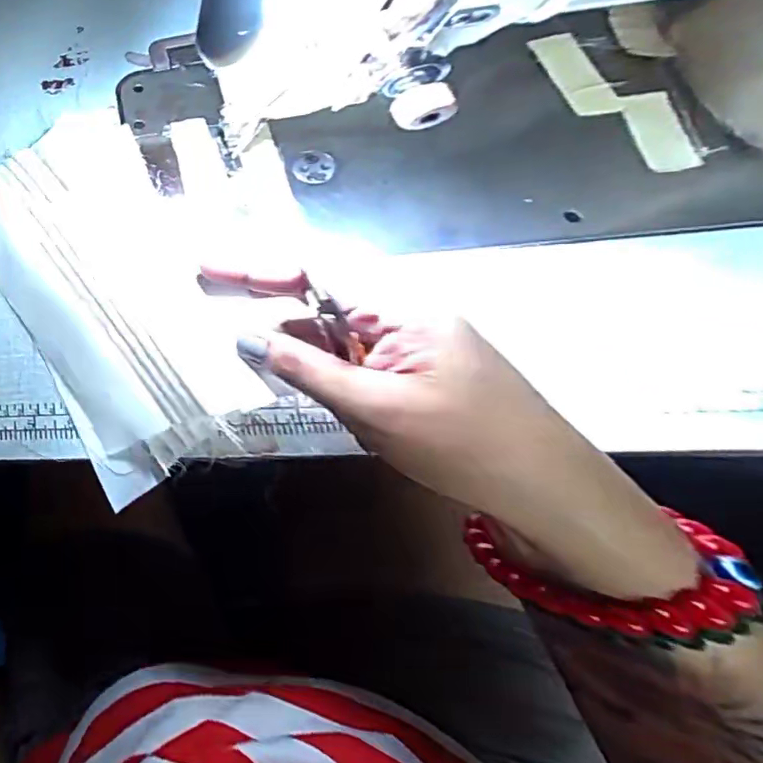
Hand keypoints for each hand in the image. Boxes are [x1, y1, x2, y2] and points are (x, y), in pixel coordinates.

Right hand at [207, 265, 697, 599]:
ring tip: (273, 367)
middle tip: (223, 311)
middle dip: (273, 307)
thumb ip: (306, 368)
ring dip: (304, 353)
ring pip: (336, 336)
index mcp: (401, 309)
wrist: (552, 495)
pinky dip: (328, 376)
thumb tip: (246, 335)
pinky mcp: (413, 376)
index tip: (210, 266)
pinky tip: (317, 394)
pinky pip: (355, 363)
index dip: (257, 266)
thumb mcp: (375, 409)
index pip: (317, 272)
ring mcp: (410, 347)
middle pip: (321, 299)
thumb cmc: (466, 446)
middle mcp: (403, 317)